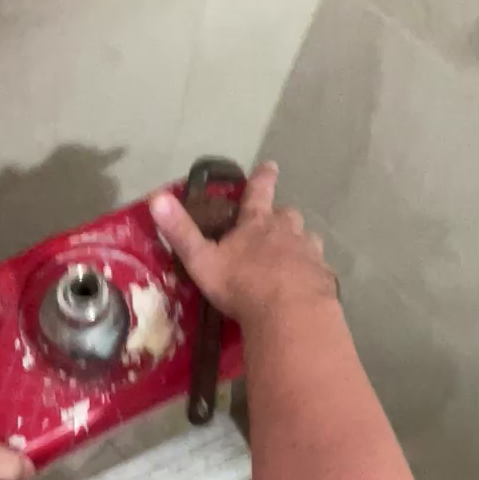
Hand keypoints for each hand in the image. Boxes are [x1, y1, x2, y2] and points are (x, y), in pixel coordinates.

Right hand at [150, 161, 336, 329]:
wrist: (289, 313)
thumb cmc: (241, 285)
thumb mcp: (201, 260)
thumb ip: (181, 232)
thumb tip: (156, 198)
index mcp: (256, 224)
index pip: (259, 192)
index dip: (262, 178)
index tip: (270, 166)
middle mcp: (286, 231)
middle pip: (286, 214)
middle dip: (280, 216)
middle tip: (273, 224)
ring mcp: (308, 252)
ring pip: (306, 238)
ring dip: (297, 242)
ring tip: (289, 255)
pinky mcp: (322, 276)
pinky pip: (317, 267)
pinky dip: (310, 269)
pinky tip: (304, 283)